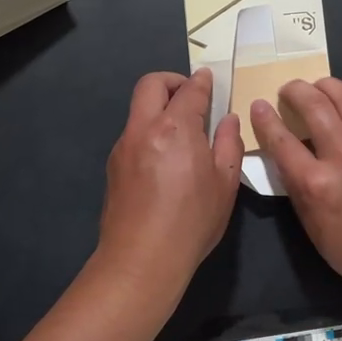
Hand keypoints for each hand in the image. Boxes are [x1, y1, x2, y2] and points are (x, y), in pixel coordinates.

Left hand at [98, 69, 242, 289]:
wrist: (141, 260)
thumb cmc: (191, 221)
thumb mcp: (224, 184)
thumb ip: (228, 144)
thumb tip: (227, 119)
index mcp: (175, 128)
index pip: (190, 90)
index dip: (202, 82)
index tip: (209, 79)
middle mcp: (144, 128)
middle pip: (151, 84)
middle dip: (172, 82)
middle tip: (191, 97)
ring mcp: (123, 146)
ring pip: (138, 110)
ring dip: (158, 108)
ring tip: (181, 134)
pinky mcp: (113, 165)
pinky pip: (133, 135)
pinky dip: (149, 132)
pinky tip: (165, 161)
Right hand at [250, 79, 341, 302]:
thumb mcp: (310, 224)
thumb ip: (294, 183)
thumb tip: (282, 151)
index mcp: (316, 184)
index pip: (282, 140)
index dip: (265, 119)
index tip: (258, 105)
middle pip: (314, 105)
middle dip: (294, 90)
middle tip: (286, 90)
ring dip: (324, 85)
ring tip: (313, 87)